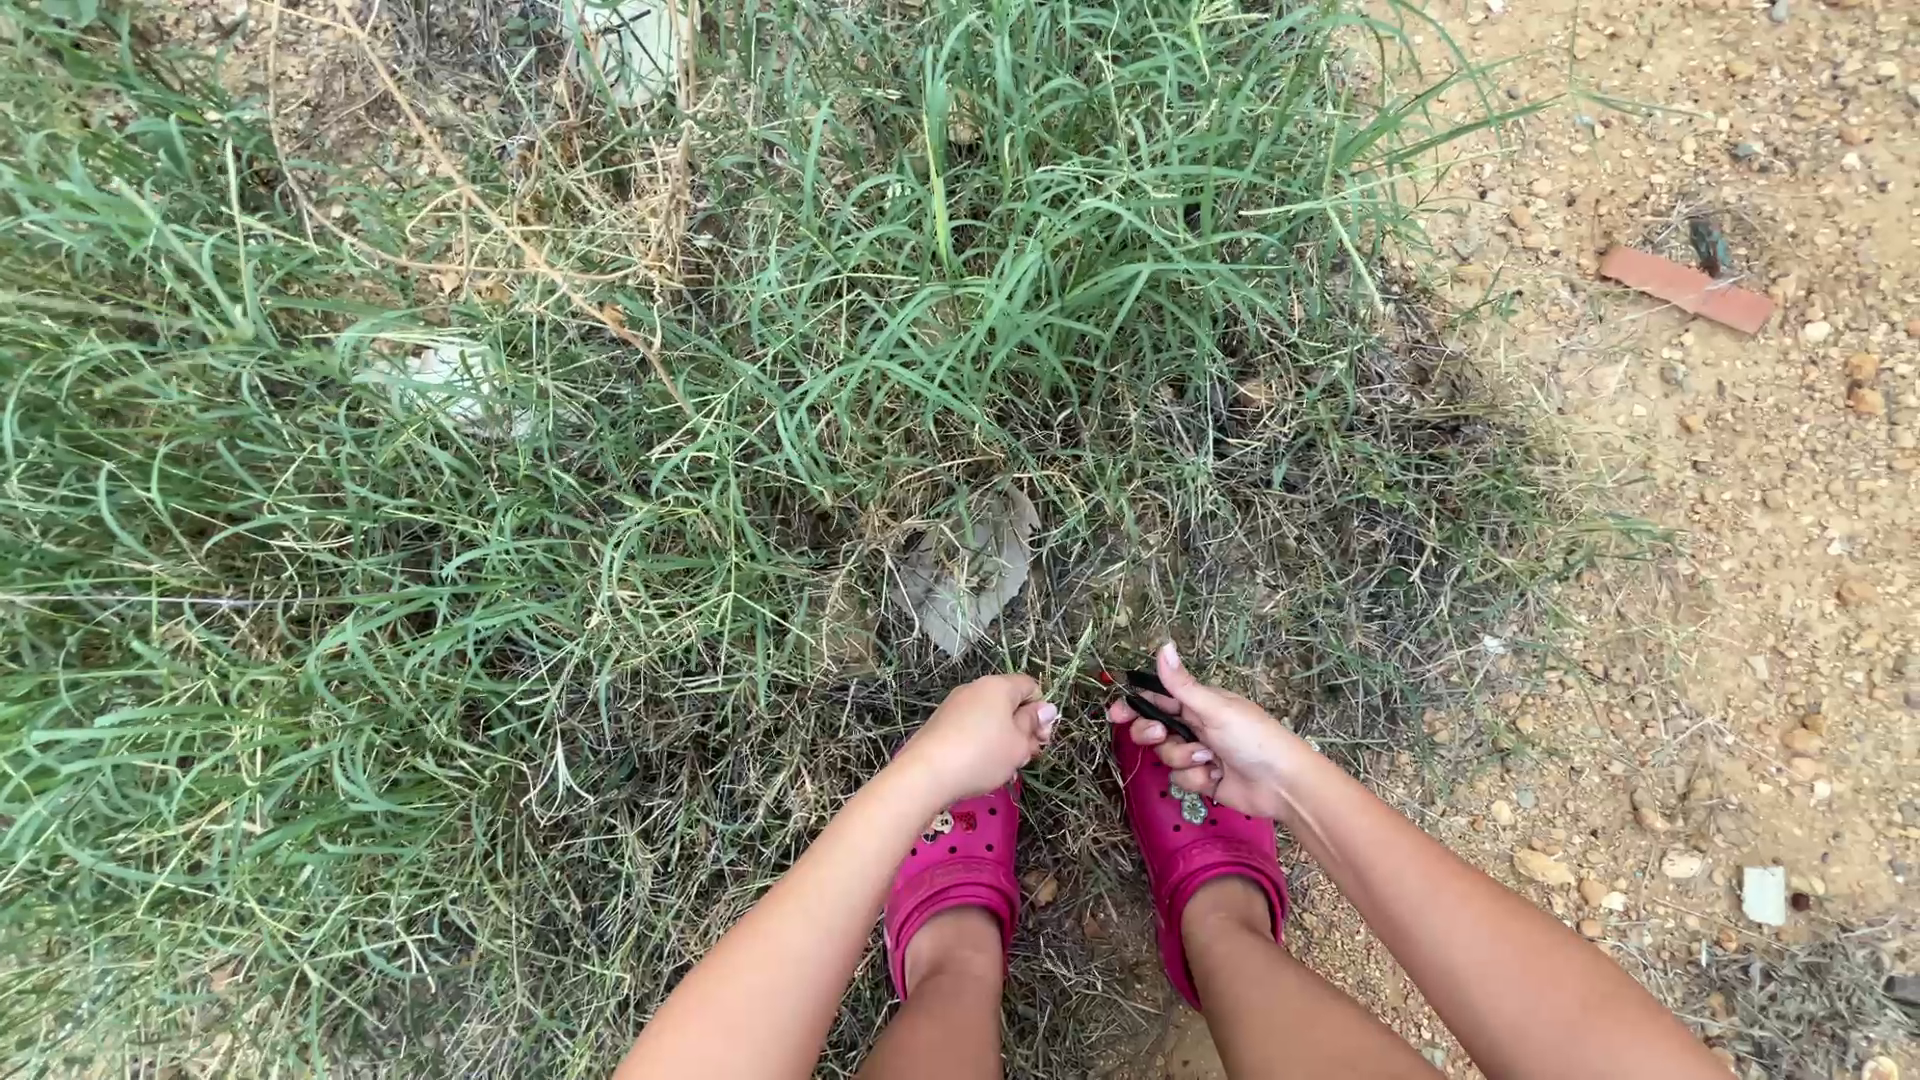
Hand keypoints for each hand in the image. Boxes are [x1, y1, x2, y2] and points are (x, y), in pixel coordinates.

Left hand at [895, 674, 1056, 805]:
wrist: (926, 773)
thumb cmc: (982, 755)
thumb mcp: (1018, 744)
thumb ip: (1033, 724)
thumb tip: (1045, 708)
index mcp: (998, 686)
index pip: (1030, 686)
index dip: (1042, 711)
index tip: (1041, 739)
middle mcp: (975, 688)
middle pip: (1009, 702)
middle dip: (1022, 728)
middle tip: (1025, 756)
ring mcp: (954, 704)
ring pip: (990, 717)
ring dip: (1003, 738)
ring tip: (1002, 766)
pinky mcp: (940, 722)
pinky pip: (971, 726)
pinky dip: (981, 742)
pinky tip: (979, 766)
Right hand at [1107, 641, 1316, 820]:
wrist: (1283, 785)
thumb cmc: (1253, 738)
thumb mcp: (1215, 708)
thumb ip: (1181, 684)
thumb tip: (1163, 645)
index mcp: (1197, 702)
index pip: (1155, 697)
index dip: (1132, 705)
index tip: (1115, 715)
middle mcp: (1194, 725)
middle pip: (1152, 728)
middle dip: (1152, 734)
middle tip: (1162, 735)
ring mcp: (1197, 753)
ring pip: (1165, 755)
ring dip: (1183, 759)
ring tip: (1208, 760)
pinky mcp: (1201, 779)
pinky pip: (1179, 778)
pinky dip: (1195, 779)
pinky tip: (1215, 777)